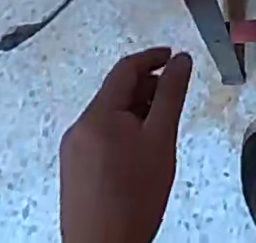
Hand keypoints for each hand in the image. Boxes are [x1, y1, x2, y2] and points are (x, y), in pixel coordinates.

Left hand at [59, 48, 193, 242]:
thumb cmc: (134, 198)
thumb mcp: (161, 138)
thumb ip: (171, 93)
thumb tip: (181, 60)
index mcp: (97, 114)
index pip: (125, 68)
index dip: (152, 58)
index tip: (172, 57)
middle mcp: (79, 127)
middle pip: (116, 92)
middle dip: (146, 89)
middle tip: (171, 101)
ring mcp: (73, 151)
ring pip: (109, 116)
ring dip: (135, 112)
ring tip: (158, 132)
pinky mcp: (73, 171)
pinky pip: (100, 137)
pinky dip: (122, 133)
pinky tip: (139, 154)